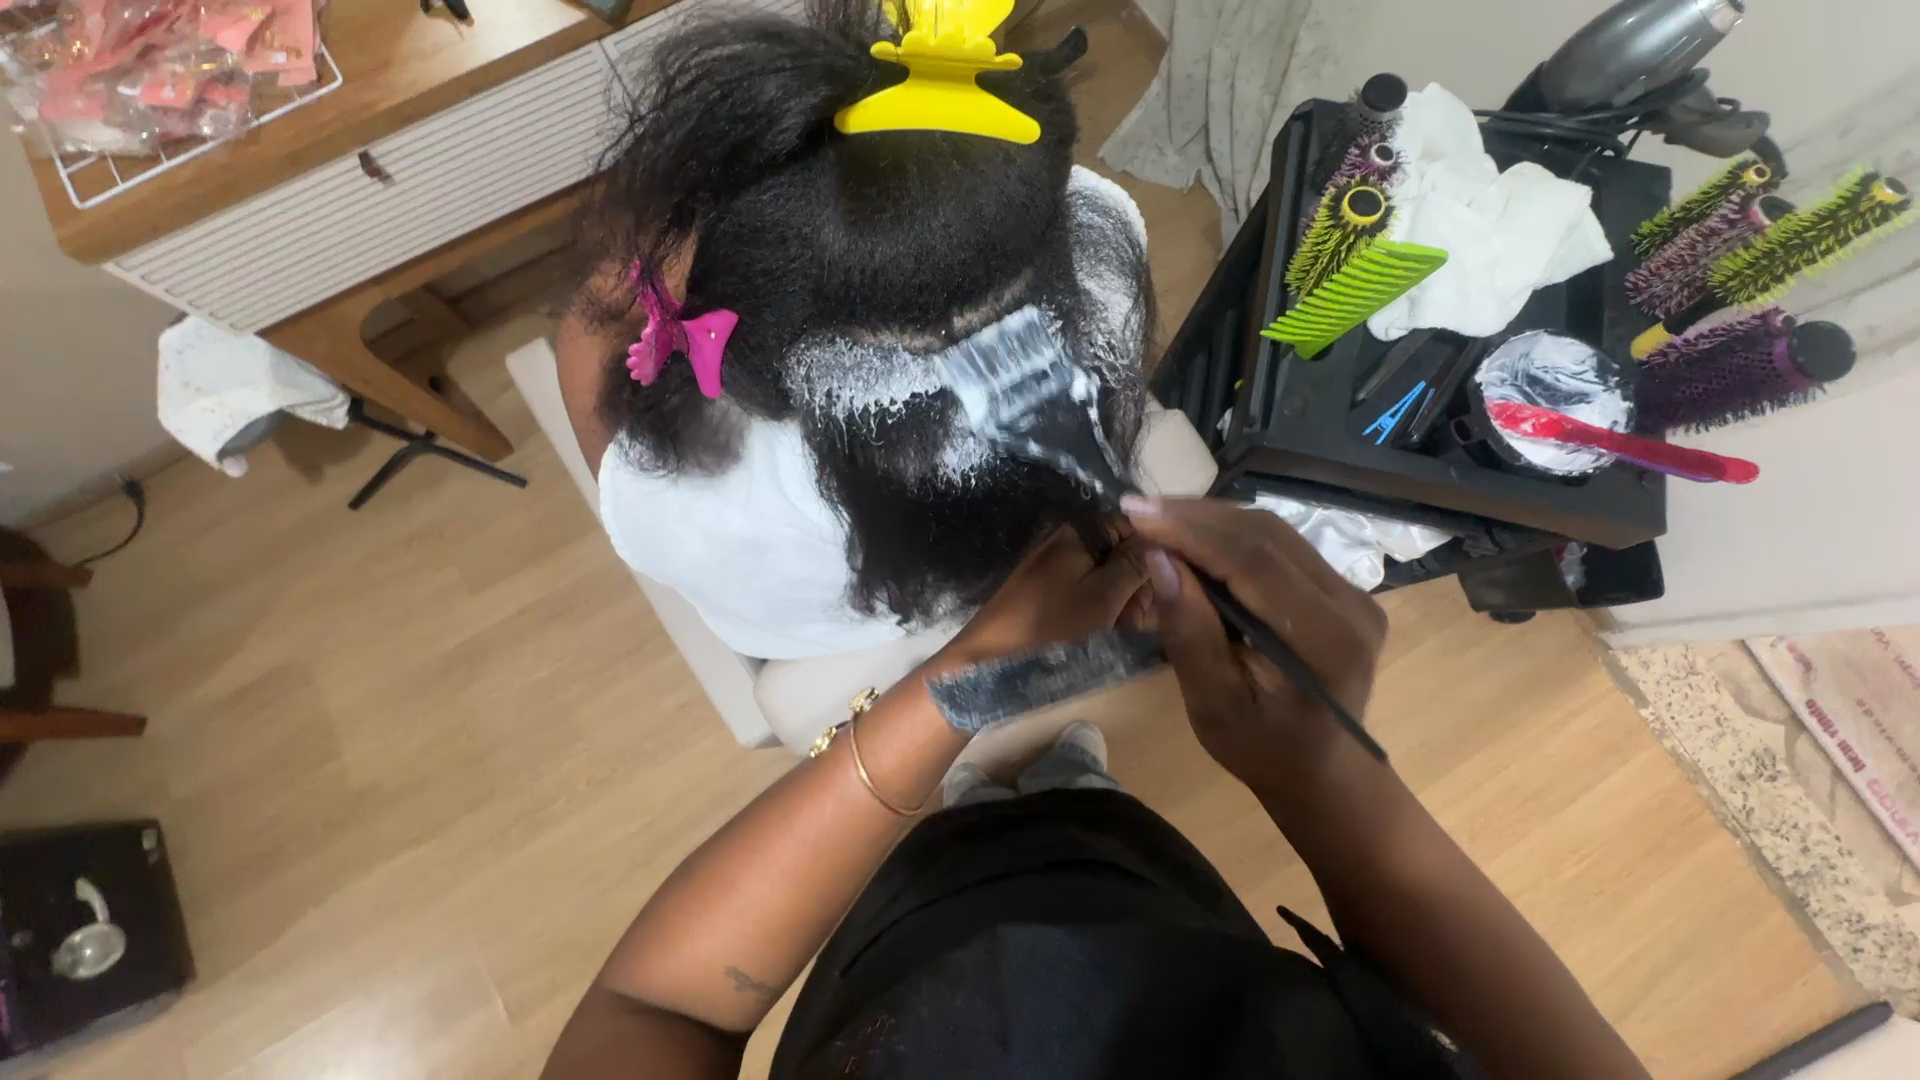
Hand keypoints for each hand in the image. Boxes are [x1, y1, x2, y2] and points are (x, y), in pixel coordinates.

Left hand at [936, 525, 1148, 670]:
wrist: (992, 651)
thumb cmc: (1052, 623)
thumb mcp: (1104, 596)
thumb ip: (1135, 564)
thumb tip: (1162, 536)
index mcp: (1080, 531)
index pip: (1133, 525)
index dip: (1154, 553)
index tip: (1162, 586)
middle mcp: (1068, 538)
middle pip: (1121, 550)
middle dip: (1136, 582)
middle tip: (1135, 618)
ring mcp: (1056, 561)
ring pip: (1106, 572)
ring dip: (1120, 599)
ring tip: (1120, 629)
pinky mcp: (1048, 583)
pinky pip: (1086, 586)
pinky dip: (1099, 606)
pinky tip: (1103, 630)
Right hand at [1122, 496, 1388, 791]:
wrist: (1321, 771)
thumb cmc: (1261, 748)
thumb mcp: (1212, 703)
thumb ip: (1189, 631)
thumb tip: (1158, 559)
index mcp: (1327, 640)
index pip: (1254, 562)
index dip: (1191, 531)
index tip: (1136, 513)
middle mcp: (1351, 604)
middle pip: (1266, 535)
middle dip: (1196, 516)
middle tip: (1137, 510)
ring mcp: (1352, 592)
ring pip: (1273, 532)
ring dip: (1211, 520)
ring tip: (1157, 519)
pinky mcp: (1339, 589)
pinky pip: (1279, 546)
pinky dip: (1229, 535)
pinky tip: (1192, 536)